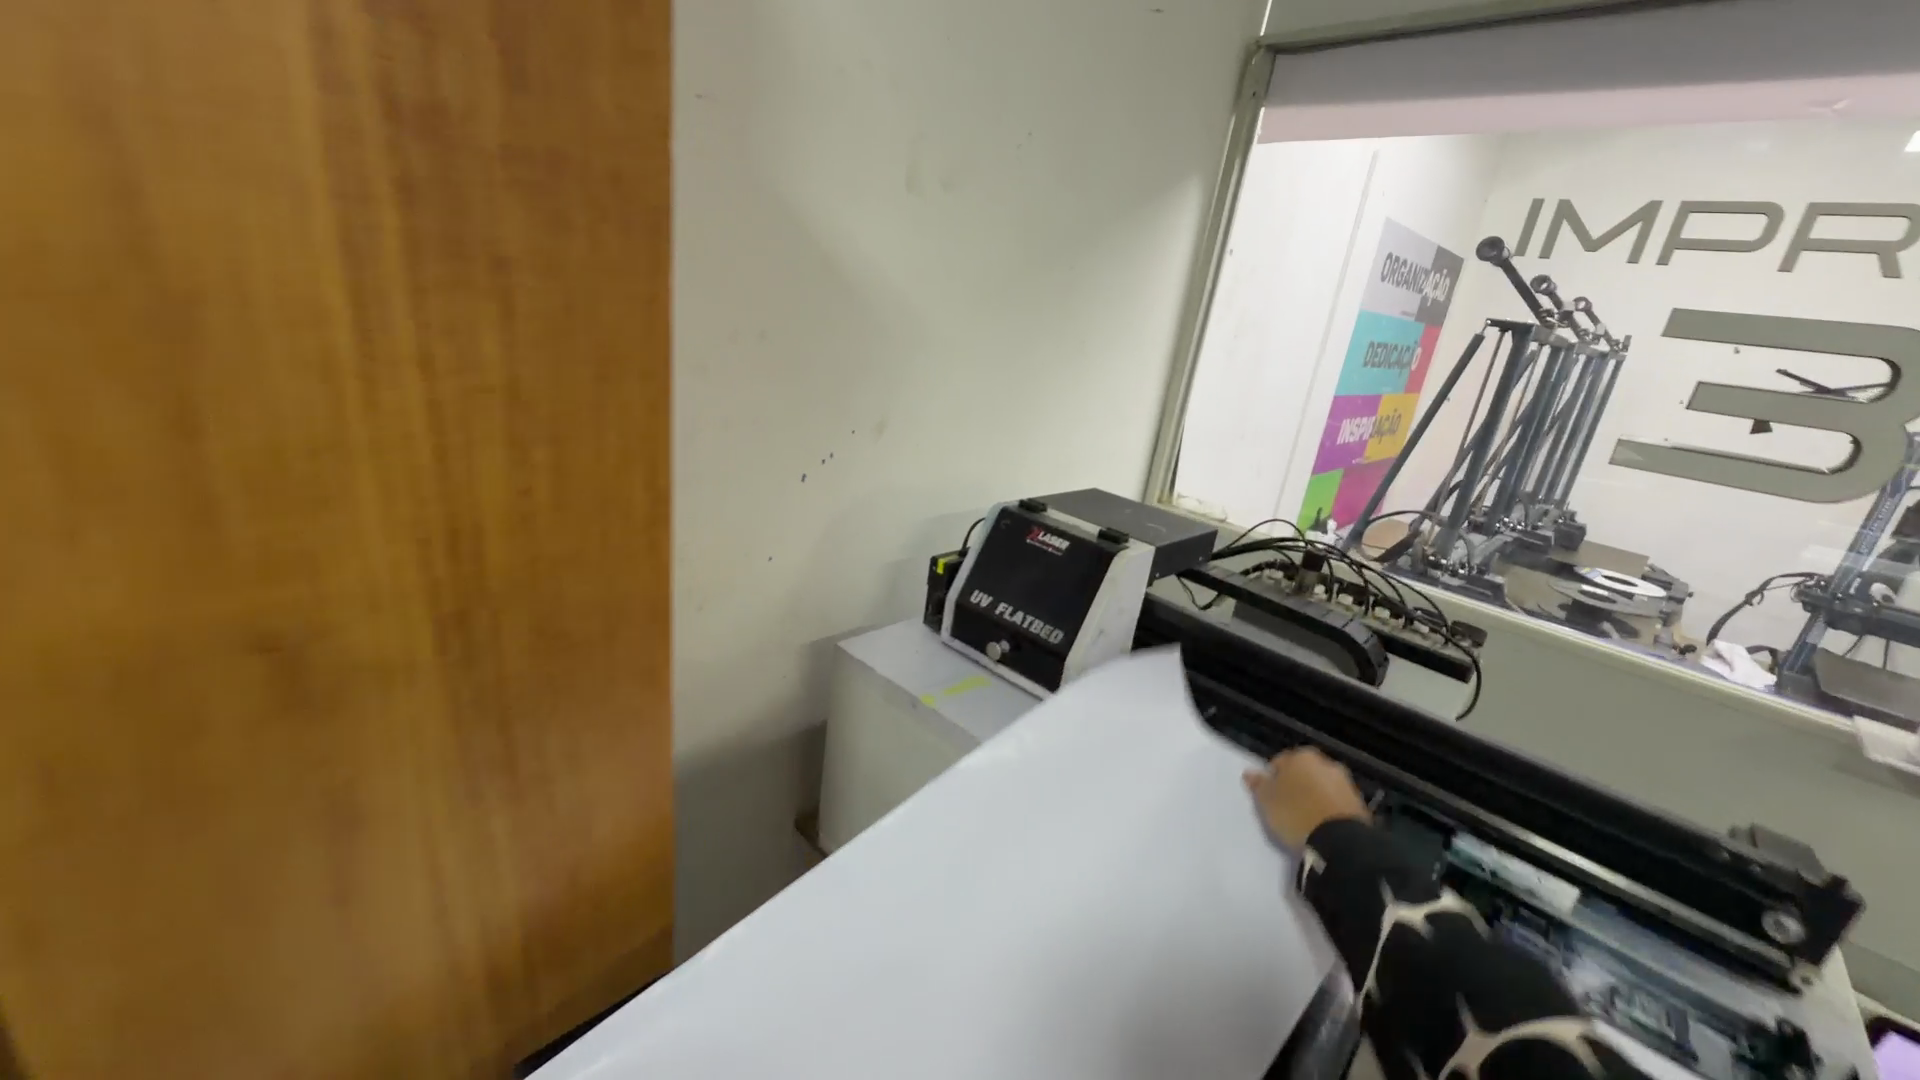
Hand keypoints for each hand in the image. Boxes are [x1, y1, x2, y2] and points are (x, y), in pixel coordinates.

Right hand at [1243, 748, 1370, 849]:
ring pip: (1322, 787)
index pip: (1280, 762)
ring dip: (1314, 797)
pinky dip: (1329, 810)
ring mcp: (1345, 783)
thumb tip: (1249, 773)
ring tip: (1305, 819)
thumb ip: (1258, 784)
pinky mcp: (1359, 804)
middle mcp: (1326, 764)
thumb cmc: (1295, 813)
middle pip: (1304, 773)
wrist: (1339, 839)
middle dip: (1296, 785)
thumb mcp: (1266, 800)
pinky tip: (1321, 826)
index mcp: (1302, 757)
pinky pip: (1336, 803)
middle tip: (1286, 806)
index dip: (1272, 778)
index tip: (1269, 796)